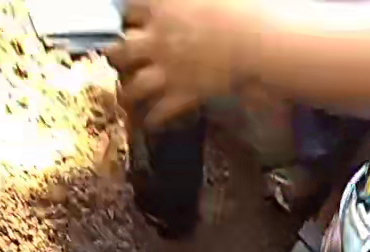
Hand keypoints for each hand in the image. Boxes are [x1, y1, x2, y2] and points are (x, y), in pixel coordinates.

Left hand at [105, 0, 249, 127]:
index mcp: (160, 6)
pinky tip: (149, 122)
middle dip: (115, 56)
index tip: (127, 21)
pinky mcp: (182, 95)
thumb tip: (170, 2)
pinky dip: (152, 120)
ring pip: (133, 87)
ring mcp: (168, 71)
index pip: (127, 9)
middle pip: (120, 51)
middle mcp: (157, 39)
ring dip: (127, 92)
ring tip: (125, 96)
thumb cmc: (236, 8)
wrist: (254, 40)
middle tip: (116, 59)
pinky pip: (158, 114)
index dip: (125, 16)